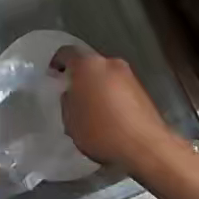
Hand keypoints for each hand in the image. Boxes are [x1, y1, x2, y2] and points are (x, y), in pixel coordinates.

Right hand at [51, 47, 179, 170]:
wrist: (145, 145)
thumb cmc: (101, 131)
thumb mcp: (71, 121)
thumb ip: (67, 102)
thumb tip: (72, 94)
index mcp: (88, 65)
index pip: (67, 52)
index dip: (57, 62)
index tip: (53, 75)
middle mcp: (110, 63)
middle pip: (90, 63)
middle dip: (80, 76)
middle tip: (72, 94)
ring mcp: (129, 75)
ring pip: (106, 75)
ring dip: (97, 86)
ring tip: (91, 109)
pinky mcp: (142, 89)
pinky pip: (119, 87)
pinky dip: (111, 95)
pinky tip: (109, 115)